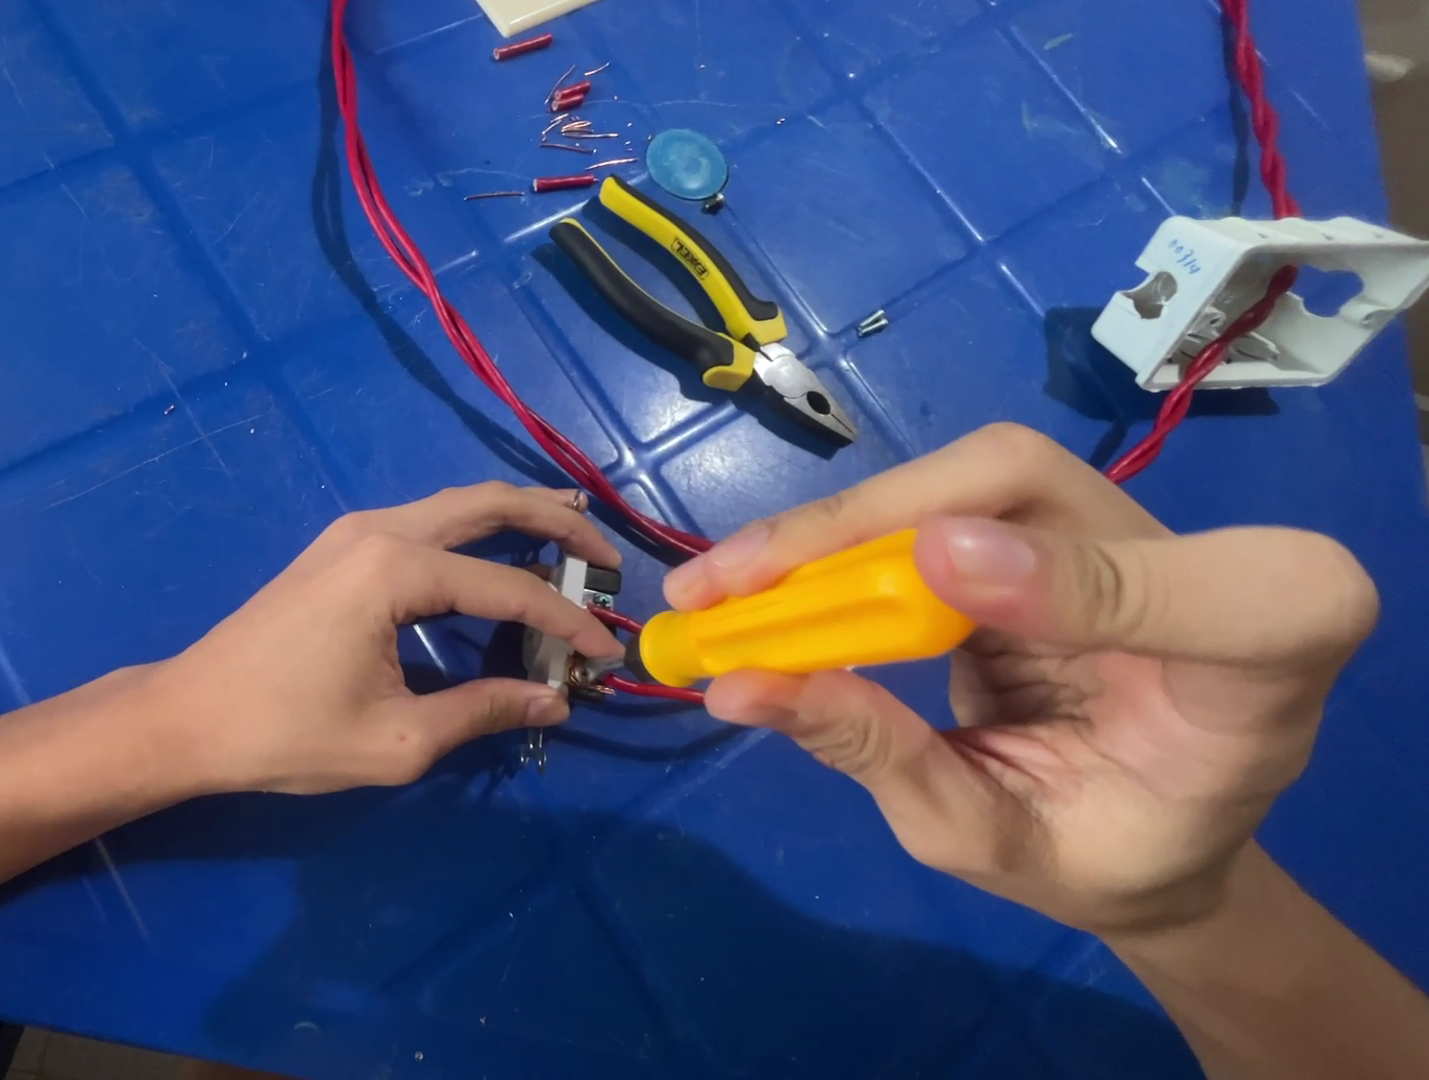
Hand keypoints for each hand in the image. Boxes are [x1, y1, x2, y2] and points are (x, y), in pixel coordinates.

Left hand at [152, 482, 623, 795]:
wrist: (187, 715)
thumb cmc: (284, 734)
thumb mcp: (395, 740)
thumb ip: (483, 710)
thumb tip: (557, 699)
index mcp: (394, 570)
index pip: (507, 587)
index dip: (566, 619)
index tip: (605, 650)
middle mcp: (380, 529)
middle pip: (489, 503)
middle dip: (558, 521)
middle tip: (608, 554)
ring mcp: (357, 529)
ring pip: (459, 503)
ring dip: (520, 515)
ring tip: (574, 537)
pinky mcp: (344, 544)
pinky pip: (430, 521)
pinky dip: (479, 530)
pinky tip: (502, 551)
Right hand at [665, 424, 1377, 938]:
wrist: (1139, 825)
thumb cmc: (1090, 851)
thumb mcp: (981, 837)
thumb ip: (880, 758)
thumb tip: (739, 685)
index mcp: (1253, 669)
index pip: (1233, 593)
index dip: (1088, 573)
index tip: (941, 574)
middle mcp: (1182, 565)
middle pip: (1009, 482)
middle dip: (849, 528)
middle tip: (724, 587)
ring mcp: (1090, 530)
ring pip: (940, 481)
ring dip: (811, 533)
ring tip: (707, 590)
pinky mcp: (1013, 530)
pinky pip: (908, 510)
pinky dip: (818, 544)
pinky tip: (750, 580)